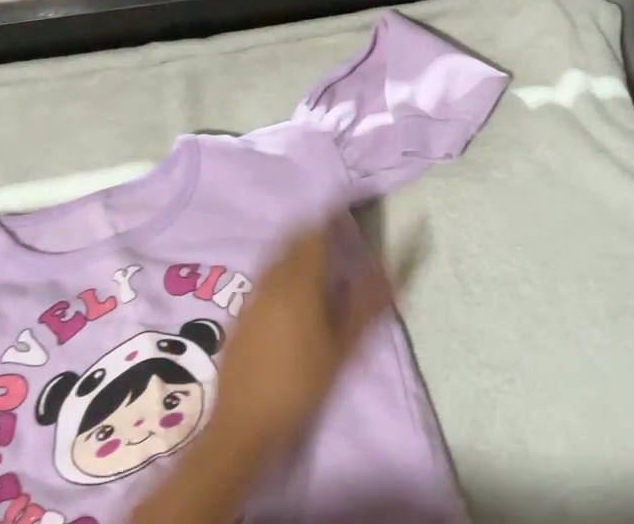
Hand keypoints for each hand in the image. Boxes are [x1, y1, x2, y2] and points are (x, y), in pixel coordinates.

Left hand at [210, 218, 413, 448]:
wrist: (244, 424)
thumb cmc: (301, 384)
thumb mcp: (345, 346)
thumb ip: (369, 302)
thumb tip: (392, 264)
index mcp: (298, 281)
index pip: (316, 232)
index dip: (333, 216)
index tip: (351, 210)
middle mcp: (272, 279)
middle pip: (294, 239)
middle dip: (317, 228)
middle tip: (341, 231)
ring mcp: (252, 296)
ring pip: (278, 255)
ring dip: (299, 246)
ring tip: (322, 256)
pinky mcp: (241, 313)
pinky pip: (266, 273)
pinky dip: (285, 265)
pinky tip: (296, 288)